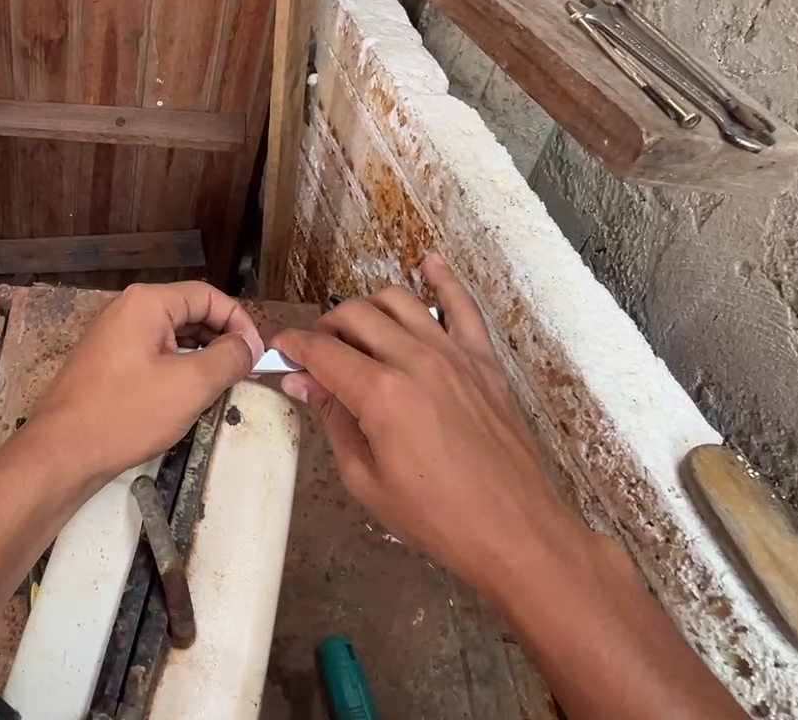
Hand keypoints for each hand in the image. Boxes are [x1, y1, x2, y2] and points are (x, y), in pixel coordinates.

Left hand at [21, 282, 263, 485]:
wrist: (60, 452)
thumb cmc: (124, 414)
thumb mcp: (190, 386)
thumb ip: (228, 358)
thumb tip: (249, 345)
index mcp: (147, 302)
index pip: (208, 295)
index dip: (239, 322)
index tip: (256, 355)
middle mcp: (128, 309)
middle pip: (190, 312)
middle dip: (221, 339)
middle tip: (243, 373)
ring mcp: (114, 335)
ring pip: (173, 335)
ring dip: (200, 356)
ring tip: (220, 387)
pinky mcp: (108, 361)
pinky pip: (154, 353)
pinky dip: (177, 368)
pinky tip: (187, 396)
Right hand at [273, 256, 588, 600]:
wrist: (518, 535)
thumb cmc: (436, 518)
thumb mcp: (364, 478)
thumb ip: (332, 418)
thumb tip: (300, 381)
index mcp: (381, 393)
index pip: (320, 349)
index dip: (291, 345)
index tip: (279, 351)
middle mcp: (415, 360)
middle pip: (353, 315)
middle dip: (325, 328)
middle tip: (318, 355)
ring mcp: (454, 354)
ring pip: (398, 299)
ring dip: (368, 308)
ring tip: (360, 334)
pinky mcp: (484, 360)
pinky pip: (462, 306)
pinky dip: (443, 280)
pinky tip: (429, 263)